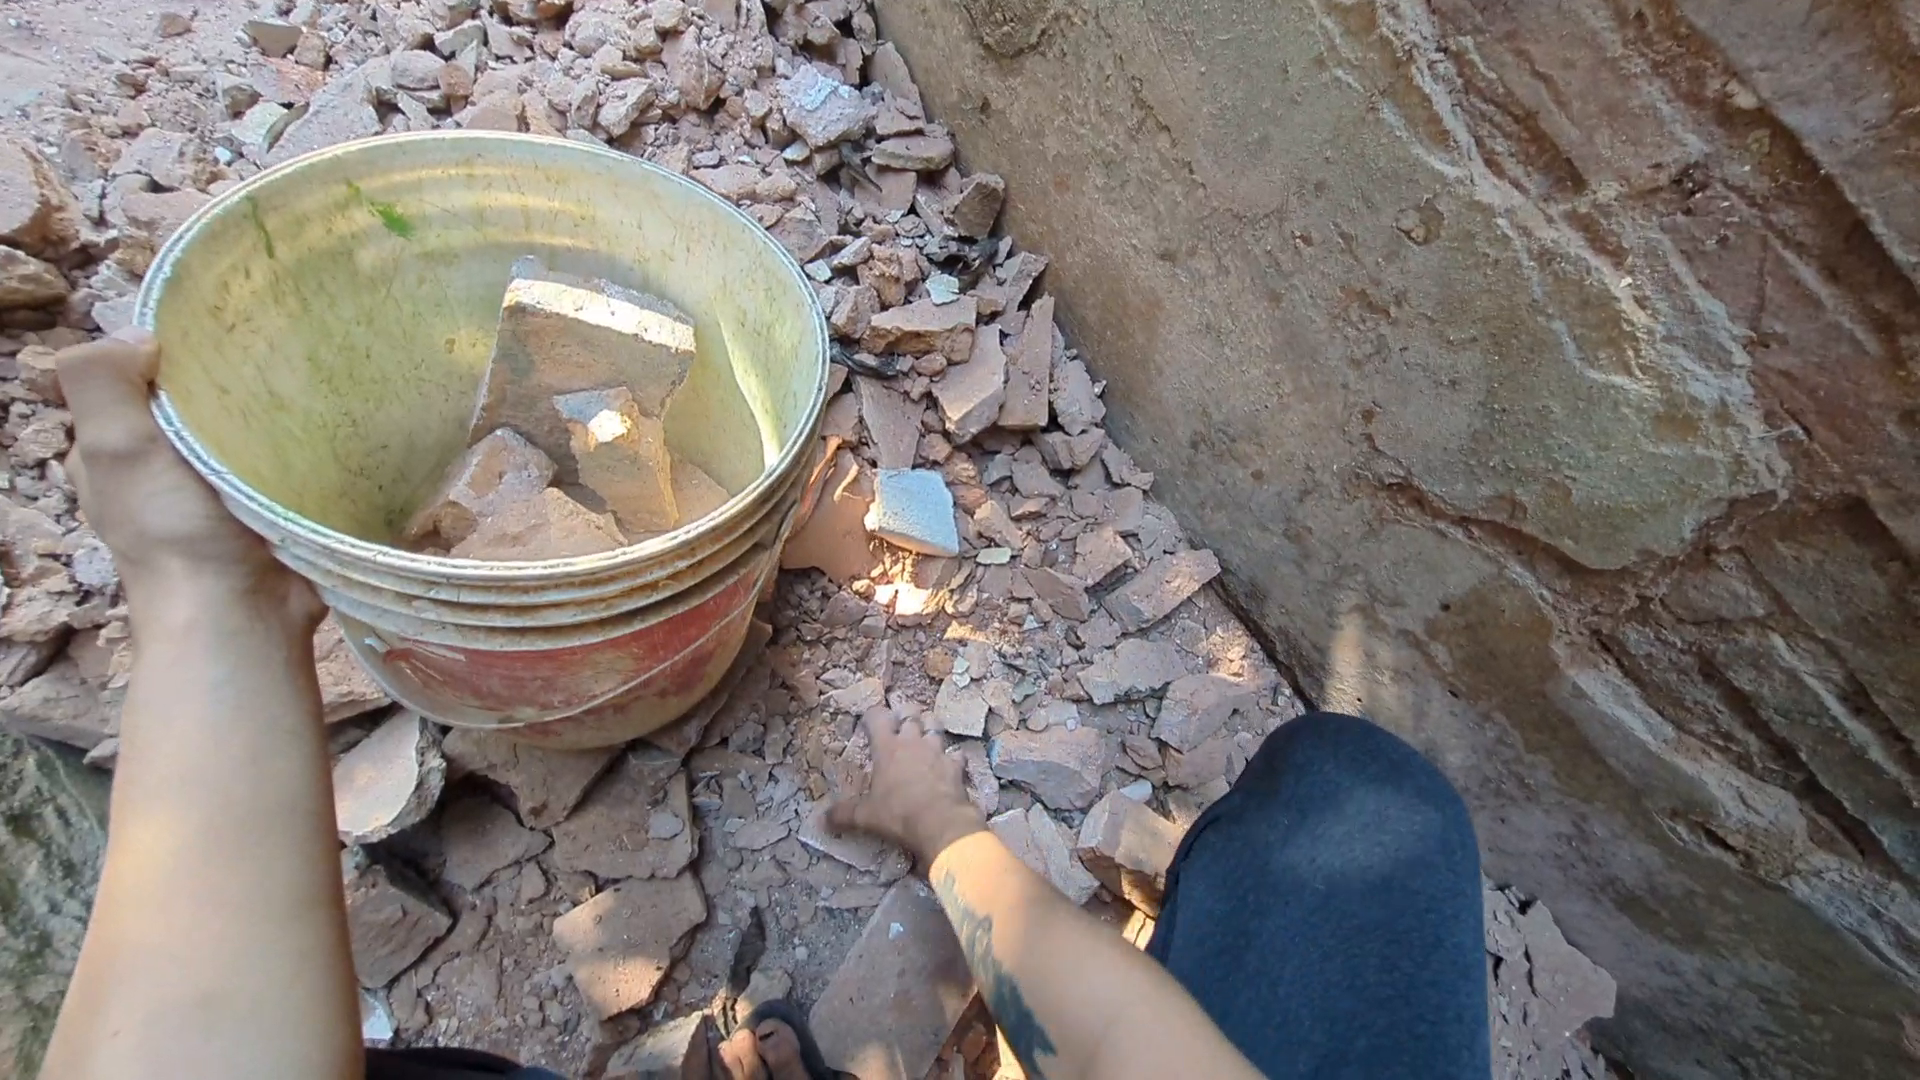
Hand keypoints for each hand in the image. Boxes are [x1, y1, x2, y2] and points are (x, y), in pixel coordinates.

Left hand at [58, 329, 319, 625]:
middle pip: (205, 407)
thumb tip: (139, 335)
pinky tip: (337, 439)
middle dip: (239, 385)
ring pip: (255, 435)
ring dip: (284, 420)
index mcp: (121, 449)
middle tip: (287, 365)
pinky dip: (313, 452)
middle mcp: (172, 466)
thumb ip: (103, 387)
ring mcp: (231, 491)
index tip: (226, 340)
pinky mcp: (282, 508)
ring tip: (324, 396)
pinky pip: (298, 466)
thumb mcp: (119, 450)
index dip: (177, 355)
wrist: (244, 610)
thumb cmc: (176, 532)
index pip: (145, 382)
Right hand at [827, 708, 986, 865]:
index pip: (878, 717)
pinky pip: (956, 753)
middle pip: (910, 713)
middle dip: (905, 713)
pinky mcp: (955, 764)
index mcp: (887, 748)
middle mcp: (912, 742)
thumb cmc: (898, 814)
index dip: (873, 714)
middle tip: (901, 718)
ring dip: (930, 725)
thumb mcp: (866, 816)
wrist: (939, 822)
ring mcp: (936, 750)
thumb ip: (845, 814)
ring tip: (926, 729)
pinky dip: (954, 756)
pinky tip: (952, 761)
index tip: (869, 718)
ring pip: (935, 725)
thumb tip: (822, 819)